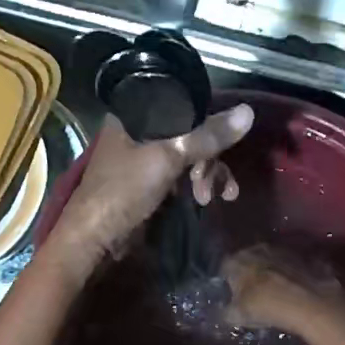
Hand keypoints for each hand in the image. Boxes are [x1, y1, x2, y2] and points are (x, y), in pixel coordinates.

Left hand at [49, 104, 253, 270]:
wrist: (95, 238)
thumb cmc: (124, 191)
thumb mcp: (168, 159)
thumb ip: (207, 138)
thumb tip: (248, 113)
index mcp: (134, 115)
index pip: (183, 106)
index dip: (207, 125)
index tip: (220, 149)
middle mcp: (140, 132)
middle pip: (190, 135)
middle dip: (208, 161)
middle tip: (209, 185)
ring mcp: (145, 160)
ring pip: (189, 158)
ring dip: (206, 177)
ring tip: (210, 200)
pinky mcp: (150, 185)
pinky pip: (182, 177)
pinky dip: (197, 187)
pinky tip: (207, 202)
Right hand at [221, 244, 344, 329]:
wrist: (307, 302)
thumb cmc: (265, 306)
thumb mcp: (238, 316)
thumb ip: (227, 312)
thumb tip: (225, 312)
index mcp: (237, 261)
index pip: (225, 268)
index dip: (228, 282)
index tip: (232, 295)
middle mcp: (257, 249)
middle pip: (249, 261)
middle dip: (250, 274)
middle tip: (253, 293)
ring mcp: (282, 250)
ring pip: (271, 261)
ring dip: (272, 272)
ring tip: (275, 292)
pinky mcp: (303, 256)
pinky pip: (291, 266)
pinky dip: (291, 274)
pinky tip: (294, 289)